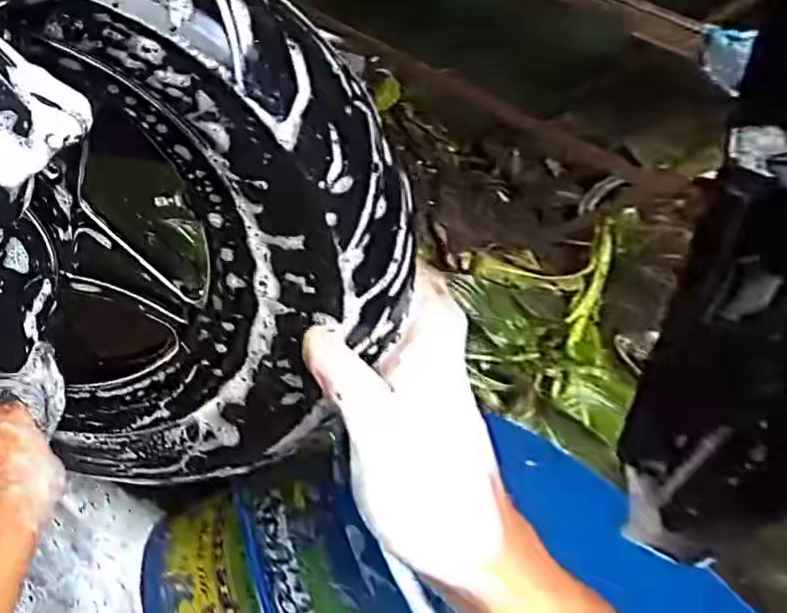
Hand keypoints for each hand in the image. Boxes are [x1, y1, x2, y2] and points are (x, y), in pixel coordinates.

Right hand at [304, 267, 610, 611]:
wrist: (472, 560)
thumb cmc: (436, 500)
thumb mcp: (381, 436)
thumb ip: (350, 382)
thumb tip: (314, 333)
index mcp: (432, 358)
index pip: (430, 288)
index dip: (400, 253)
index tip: (366, 227)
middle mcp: (433, 364)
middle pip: (409, 299)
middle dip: (373, 271)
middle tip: (327, 250)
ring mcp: (423, 386)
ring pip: (395, 325)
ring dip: (364, 303)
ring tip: (319, 284)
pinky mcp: (410, 407)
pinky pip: (382, 352)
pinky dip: (358, 337)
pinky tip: (330, 341)